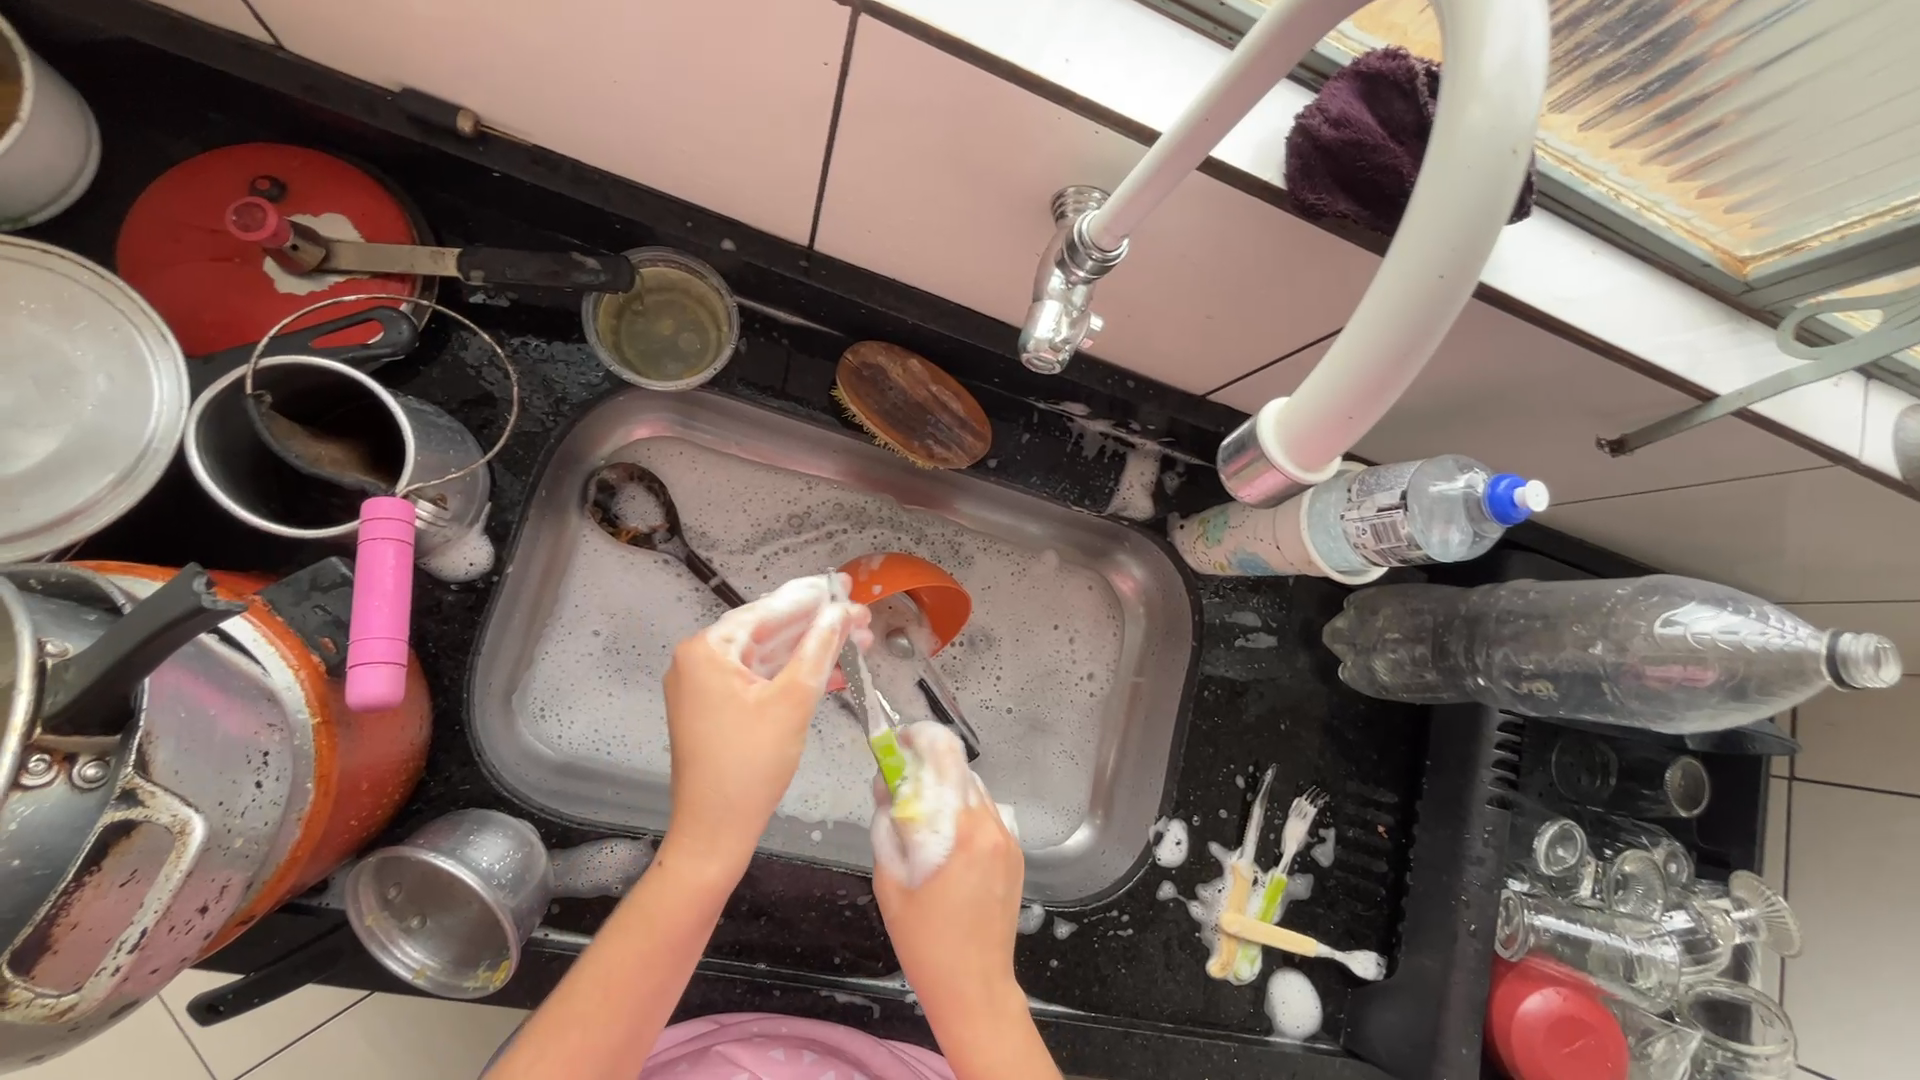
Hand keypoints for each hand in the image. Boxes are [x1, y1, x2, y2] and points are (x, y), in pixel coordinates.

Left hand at [662, 574, 869, 870]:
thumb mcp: (792, 701)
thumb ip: (818, 648)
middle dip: (817, 626)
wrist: (715, 831)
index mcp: (707, 650)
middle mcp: (699, 660)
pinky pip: (760, 680)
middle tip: (861, 618)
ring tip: (858, 643)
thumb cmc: (751, 764)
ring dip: (811, 651)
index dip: (812, 598)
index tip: (847, 585)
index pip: (767, 610)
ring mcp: (706, 686)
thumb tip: (840, 611)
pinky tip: (833, 674)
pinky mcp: (716, 709)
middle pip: (768, 631)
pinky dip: (793, 676)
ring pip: (768, 656)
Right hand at [872, 727, 1025, 1018]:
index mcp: (964, 829)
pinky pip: (988, 820)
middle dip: (929, 771)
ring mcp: (1009, 842)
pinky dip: (965, 817)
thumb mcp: (891, 882)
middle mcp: (993, 826)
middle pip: (961, 774)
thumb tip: (886, 789)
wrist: (975, 988)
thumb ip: (888, 828)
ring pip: (975, 796)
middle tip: (900, 784)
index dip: (921, 740)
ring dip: (948, 794)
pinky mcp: (1016, 857)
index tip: (898, 743)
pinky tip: (946, 844)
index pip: (947, 759)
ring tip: (921, 817)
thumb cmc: (926, 941)